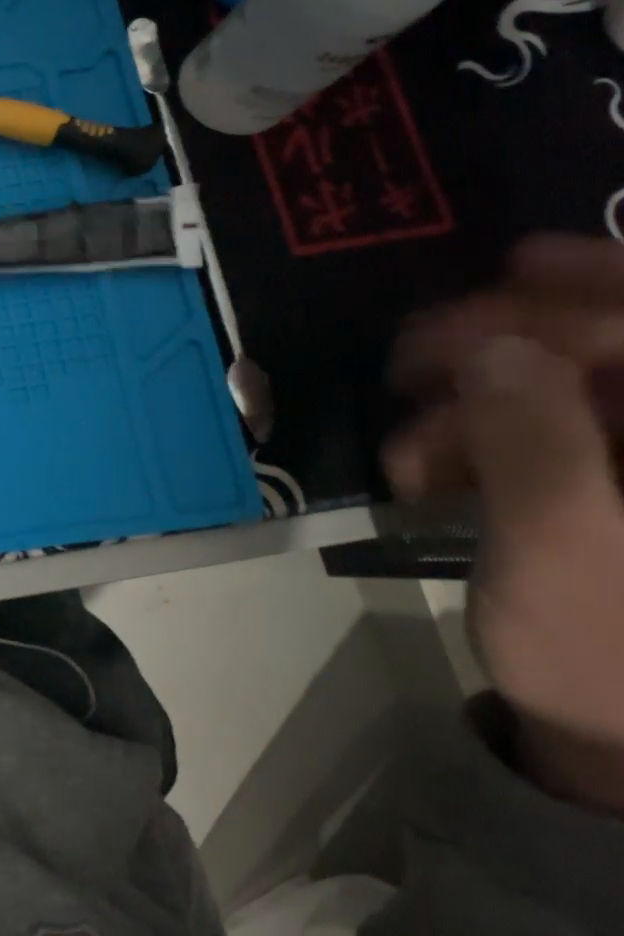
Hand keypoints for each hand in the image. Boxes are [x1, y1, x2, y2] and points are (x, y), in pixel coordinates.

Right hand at [385, 234, 623, 814]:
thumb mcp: (562, 549)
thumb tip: (495, 347)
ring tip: (411, 447)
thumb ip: (535, 439)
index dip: (601, 282)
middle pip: (621, 345)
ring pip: (581, 383)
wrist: (619, 746)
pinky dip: (489, 433)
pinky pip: (560, 425)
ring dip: (482, 399)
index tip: (507, 268)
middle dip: (514, 341)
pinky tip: (436, 464)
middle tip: (413, 360)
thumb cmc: (605, 656)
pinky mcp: (617, 482)